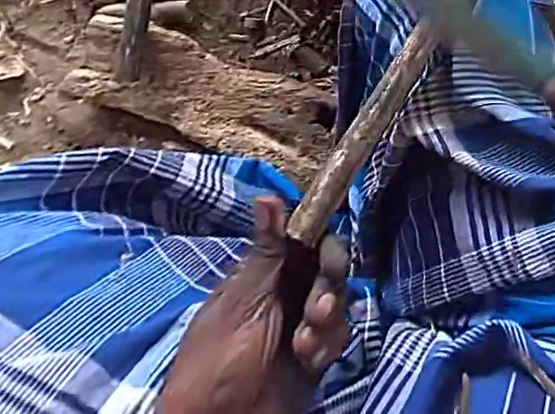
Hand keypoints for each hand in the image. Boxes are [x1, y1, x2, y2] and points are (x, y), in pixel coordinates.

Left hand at [157, 196, 350, 413]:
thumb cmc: (217, 356)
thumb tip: (268, 195)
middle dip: (330, 280)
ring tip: (303, 342)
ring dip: (327, 317)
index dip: (322, 238)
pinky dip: (328, 344)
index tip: (325, 249)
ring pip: (338, 299)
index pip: (307, 236)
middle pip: (330, 265)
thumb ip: (264, 249)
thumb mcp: (240, 299)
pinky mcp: (317, 356)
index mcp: (269, 267)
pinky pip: (338, 336)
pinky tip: (308, 359)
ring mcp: (305, 322)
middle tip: (318, 305)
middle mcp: (291, 288)